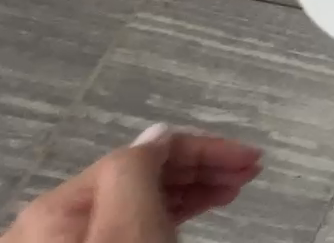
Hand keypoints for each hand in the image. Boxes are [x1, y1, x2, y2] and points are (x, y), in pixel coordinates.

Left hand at [2, 127, 261, 242]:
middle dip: (205, 167)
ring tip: (234, 193)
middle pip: (144, 173)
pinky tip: (197, 213)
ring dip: (194, 187)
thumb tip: (159, 134)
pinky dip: (171, 211)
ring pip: (140, 198)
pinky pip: (130, 222)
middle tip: (251, 174)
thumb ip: (137, 169)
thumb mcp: (128, 223)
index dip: (208, 148)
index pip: (149, 151)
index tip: (254, 160)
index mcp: (61, 203)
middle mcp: (55, 219)